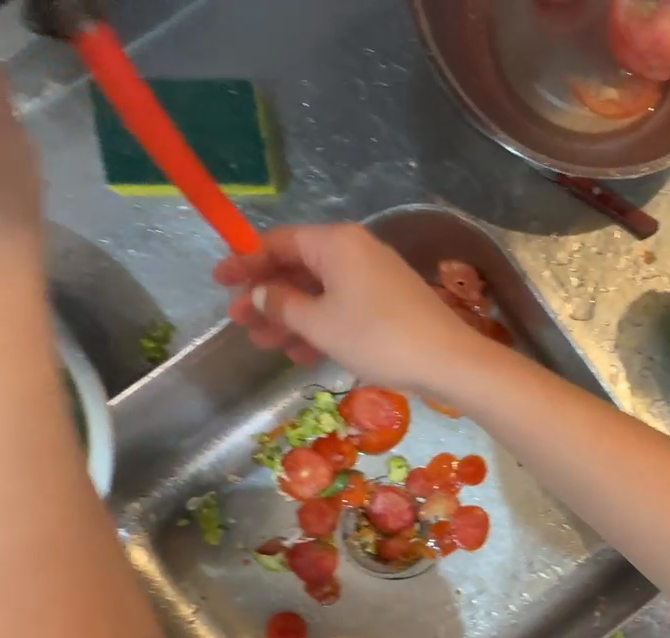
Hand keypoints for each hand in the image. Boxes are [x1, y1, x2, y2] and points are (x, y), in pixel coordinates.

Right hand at [213, 225, 491, 398]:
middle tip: (241, 324)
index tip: (220, 284)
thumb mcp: (321, 324)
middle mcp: (356, 251)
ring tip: (266, 345)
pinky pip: (345, 307)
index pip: (278, 243)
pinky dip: (322, 326)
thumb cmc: (379, 338)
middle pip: (299, 268)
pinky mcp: (392, 303)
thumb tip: (261, 294)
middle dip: (269, 297)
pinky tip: (303, 355)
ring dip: (292, 317)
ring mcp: (377, 277)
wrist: (449, 362)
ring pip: (322, 292)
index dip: (245, 263)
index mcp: (336, 243)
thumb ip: (283, 305)